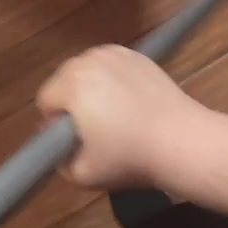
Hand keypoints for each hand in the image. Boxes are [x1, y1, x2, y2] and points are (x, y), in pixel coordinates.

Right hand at [36, 45, 215, 190]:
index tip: (72, 140)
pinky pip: (110, 65)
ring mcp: (116, 53)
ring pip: (87, 70)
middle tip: (92, 129)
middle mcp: (89, 59)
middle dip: (70, 101)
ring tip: (112, 114)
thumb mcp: (82, 174)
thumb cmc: (129, 156)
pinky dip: (112, 79)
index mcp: (71, 83)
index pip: (45, 99)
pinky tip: (128, 101)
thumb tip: (60, 148)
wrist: (181, 139)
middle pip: (64, 79)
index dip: (53, 123)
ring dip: (90, 87)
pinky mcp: (137, 55)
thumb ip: (59, 161)